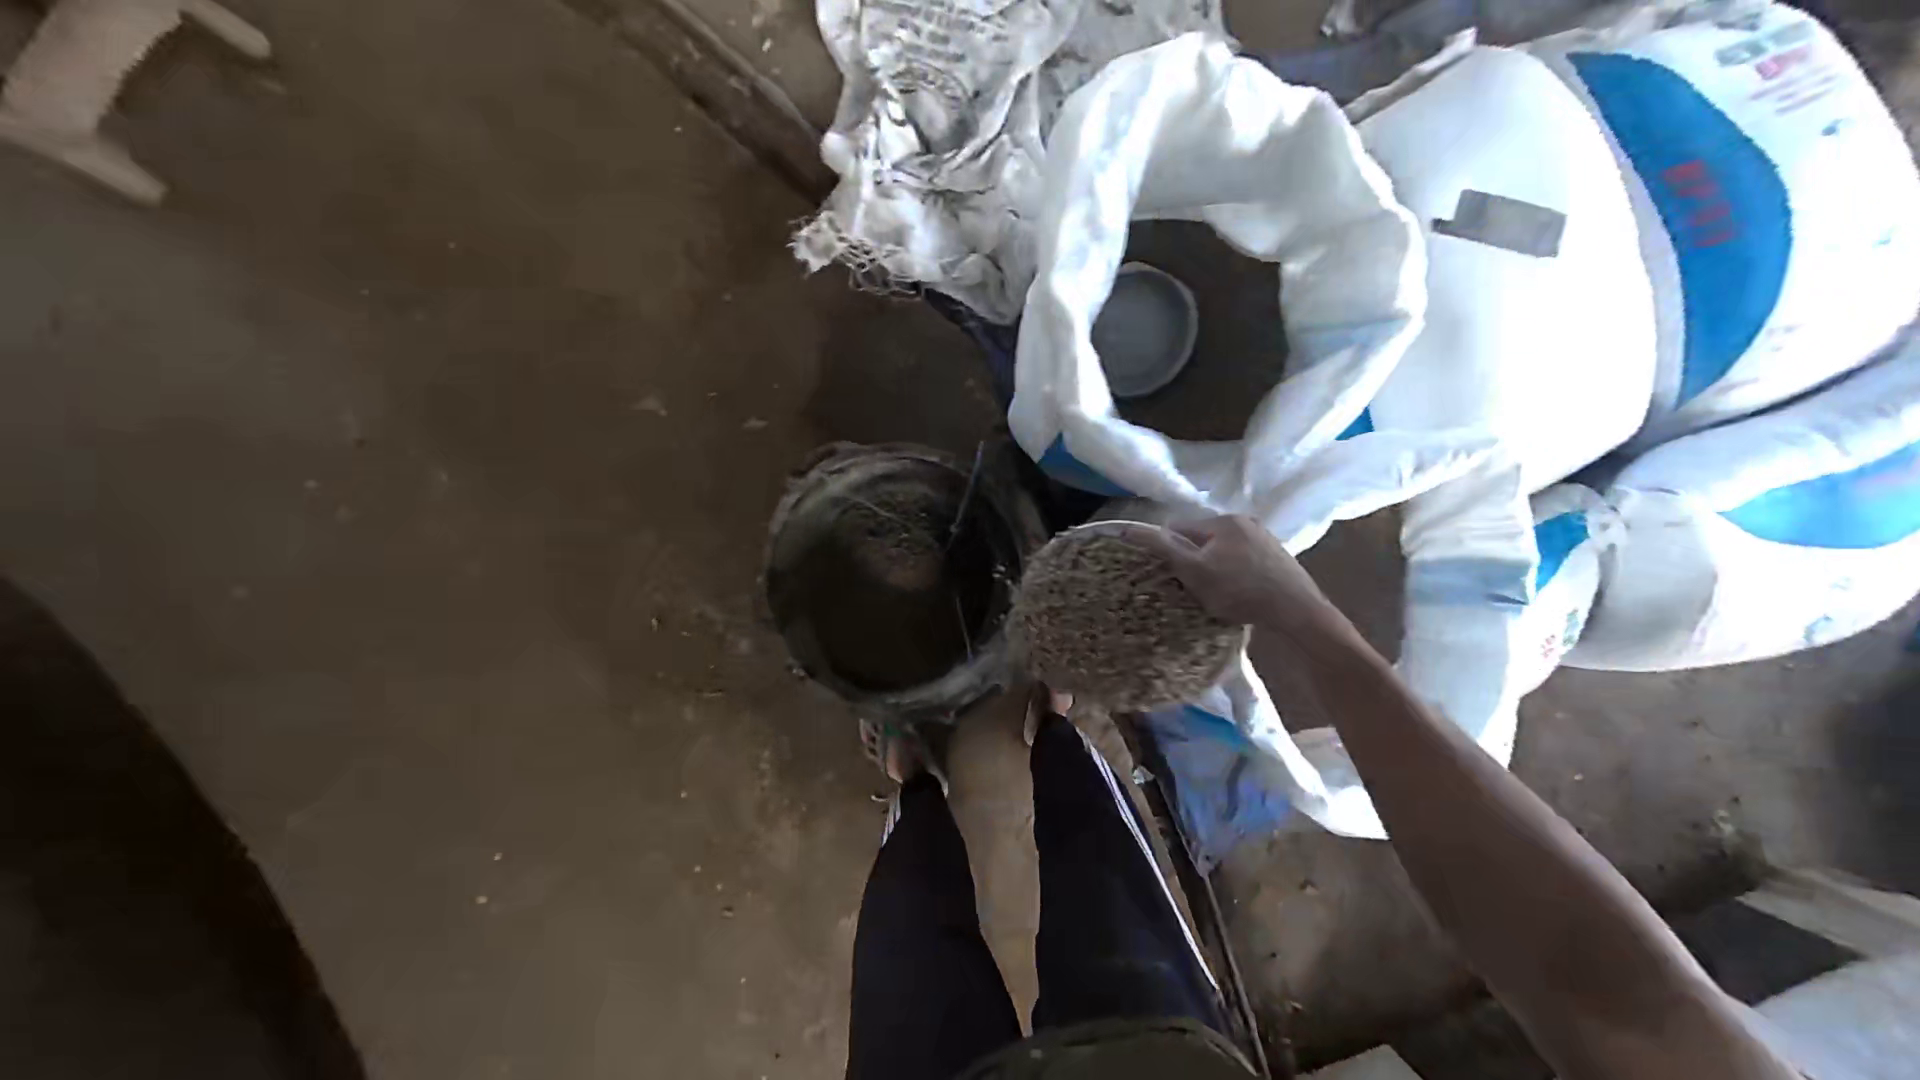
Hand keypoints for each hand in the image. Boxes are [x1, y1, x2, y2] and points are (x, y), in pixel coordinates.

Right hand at [1130, 515, 1351, 644]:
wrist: (1297, 611)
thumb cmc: (1240, 590)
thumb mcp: (1193, 570)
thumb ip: (1162, 548)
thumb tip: (1128, 527)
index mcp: (1224, 520)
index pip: (1179, 529)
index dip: (1168, 552)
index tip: (1167, 575)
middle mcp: (1245, 522)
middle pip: (1202, 540)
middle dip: (1192, 560)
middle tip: (1190, 588)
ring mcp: (1265, 539)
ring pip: (1222, 552)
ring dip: (1213, 568)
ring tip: (1213, 594)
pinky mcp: (1278, 558)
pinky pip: (1242, 561)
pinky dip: (1234, 574)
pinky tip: (1237, 594)